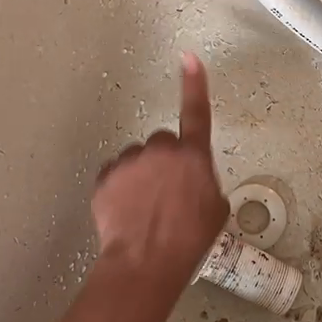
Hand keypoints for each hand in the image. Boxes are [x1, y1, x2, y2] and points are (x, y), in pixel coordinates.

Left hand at [91, 53, 228, 282]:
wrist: (146, 261)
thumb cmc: (188, 239)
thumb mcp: (215, 209)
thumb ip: (205, 181)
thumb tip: (194, 181)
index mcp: (193, 155)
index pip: (196, 111)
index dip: (194, 83)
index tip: (189, 59)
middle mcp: (161, 151)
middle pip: (163, 144)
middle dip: (164, 162)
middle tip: (167, 195)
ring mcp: (130, 162)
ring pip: (137, 160)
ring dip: (141, 176)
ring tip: (145, 209)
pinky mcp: (106, 177)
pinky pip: (116, 176)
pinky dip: (120, 189)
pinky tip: (127, 213)